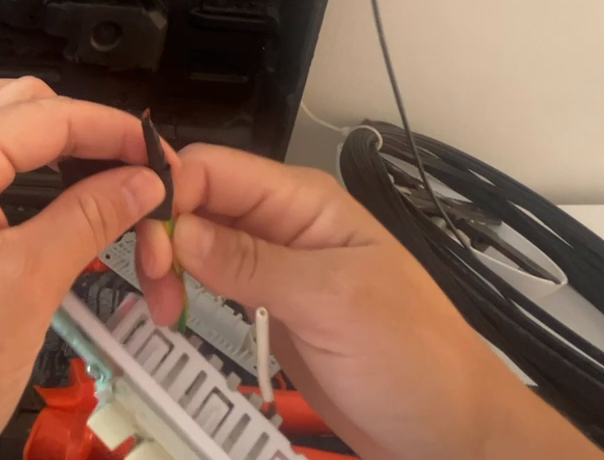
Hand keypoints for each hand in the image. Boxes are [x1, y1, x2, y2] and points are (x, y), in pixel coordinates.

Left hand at [0, 78, 166, 459]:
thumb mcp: (28, 284)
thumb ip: (89, 218)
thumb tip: (138, 182)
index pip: (47, 115)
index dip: (111, 129)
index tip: (157, 153)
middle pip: (20, 105)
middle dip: (83, 128)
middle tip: (134, 165)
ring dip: (49, 137)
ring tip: (98, 168)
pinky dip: (22, 164)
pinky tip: (52, 189)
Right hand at [135, 144, 602, 459]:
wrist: (454, 435)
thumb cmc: (411, 357)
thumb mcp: (332, 303)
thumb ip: (251, 263)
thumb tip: (177, 230)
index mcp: (300, 200)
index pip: (214, 170)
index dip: (172, 194)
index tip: (149, 248)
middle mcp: (279, 219)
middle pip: (197, 201)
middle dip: (165, 235)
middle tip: (155, 291)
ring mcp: (270, 260)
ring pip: (196, 237)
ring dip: (169, 264)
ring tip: (165, 310)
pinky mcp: (263, 299)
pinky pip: (209, 276)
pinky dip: (183, 287)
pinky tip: (173, 310)